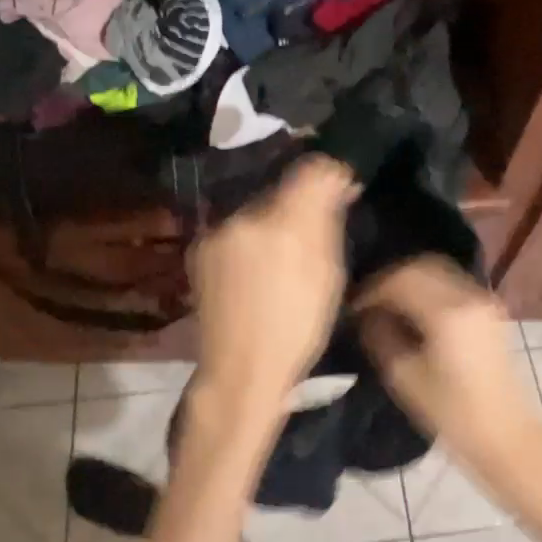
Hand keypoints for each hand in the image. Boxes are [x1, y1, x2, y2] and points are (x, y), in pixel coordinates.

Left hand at [190, 155, 354, 409]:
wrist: (240, 370)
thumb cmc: (297, 327)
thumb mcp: (329, 275)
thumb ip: (329, 219)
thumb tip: (338, 178)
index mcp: (286, 224)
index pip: (311, 171)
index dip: (328, 174)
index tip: (341, 187)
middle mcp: (247, 217)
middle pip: (281, 191)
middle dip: (298, 203)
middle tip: (311, 231)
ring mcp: (218, 232)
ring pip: (256, 211)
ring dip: (270, 221)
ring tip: (279, 255)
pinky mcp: (199, 248)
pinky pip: (234, 229)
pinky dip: (247, 239)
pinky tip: (252, 267)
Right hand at [355, 258, 541, 467]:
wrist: (508, 439)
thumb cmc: (454, 415)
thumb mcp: (405, 378)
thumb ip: (380, 336)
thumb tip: (365, 315)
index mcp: (447, 312)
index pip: (400, 280)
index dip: (371, 290)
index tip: (351, 308)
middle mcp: (468, 295)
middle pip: (420, 267)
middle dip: (388, 280)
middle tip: (365, 303)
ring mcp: (483, 300)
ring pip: (436, 271)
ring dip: (408, 281)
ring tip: (385, 305)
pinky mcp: (489, 311)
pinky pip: (450, 284)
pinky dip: (427, 287)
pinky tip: (412, 310)